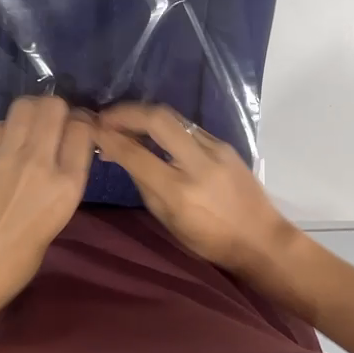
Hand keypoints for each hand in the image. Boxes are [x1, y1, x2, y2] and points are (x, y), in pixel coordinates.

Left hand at [0, 96, 94, 308]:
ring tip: (29, 126)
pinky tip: (5, 145)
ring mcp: (7, 157)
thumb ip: (64, 179)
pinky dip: (6, 129)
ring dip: (31, 110)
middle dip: (57, 109)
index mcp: (68, 185)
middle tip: (52, 122)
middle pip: (54, 106)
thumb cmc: (22, 256)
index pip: (82, 128)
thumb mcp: (60, 216)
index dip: (82, 122)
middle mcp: (40, 163)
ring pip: (25, 106)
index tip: (77, 128)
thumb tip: (65, 150)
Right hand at [96, 103, 301, 275]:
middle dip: (126, 112)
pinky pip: (187, 127)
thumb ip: (144, 183)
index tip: (91, 129)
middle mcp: (198, 164)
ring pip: (173, 118)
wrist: (262, 240)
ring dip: (143, 115)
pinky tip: (153, 133)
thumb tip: (121, 155)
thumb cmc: (210, 240)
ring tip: (124, 121)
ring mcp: (215, 149)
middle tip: (106, 116)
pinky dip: (164, 125)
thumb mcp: (168, 220)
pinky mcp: (224, 144)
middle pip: (157, 119)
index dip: (108, 137)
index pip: (135, 153)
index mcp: (179, 191)